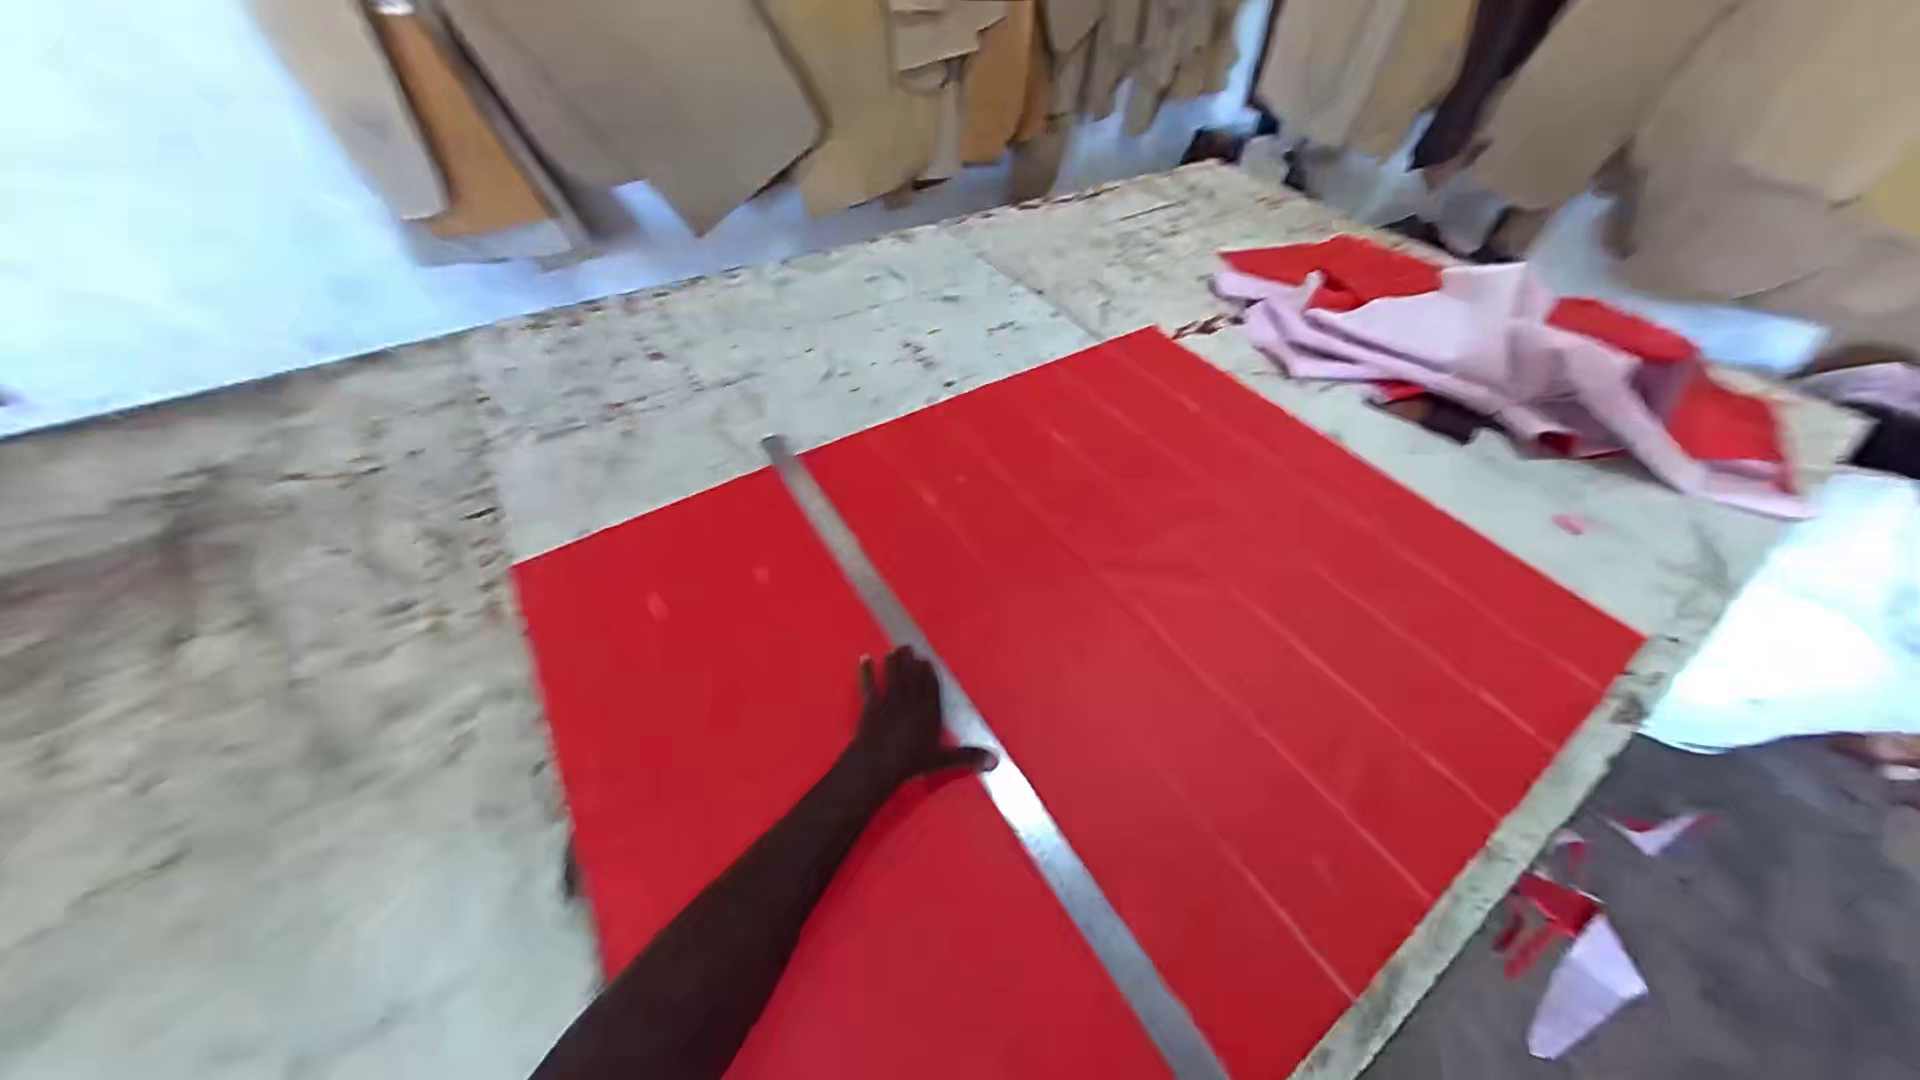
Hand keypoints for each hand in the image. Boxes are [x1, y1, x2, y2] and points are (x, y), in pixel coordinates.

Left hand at [849, 646, 995, 790]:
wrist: (876, 765)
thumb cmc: (911, 763)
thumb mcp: (942, 760)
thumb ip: (967, 757)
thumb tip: (995, 760)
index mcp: (928, 712)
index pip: (930, 687)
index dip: (927, 673)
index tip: (925, 660)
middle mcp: (910, 702)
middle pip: (910, 677)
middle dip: (909, 661)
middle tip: (907, 647)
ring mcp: (889, 702)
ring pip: (892, 677)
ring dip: (893, 662)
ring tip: (893, 651)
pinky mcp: (870, 706)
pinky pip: (869, 685)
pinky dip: (866, 672)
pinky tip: (865, 658)